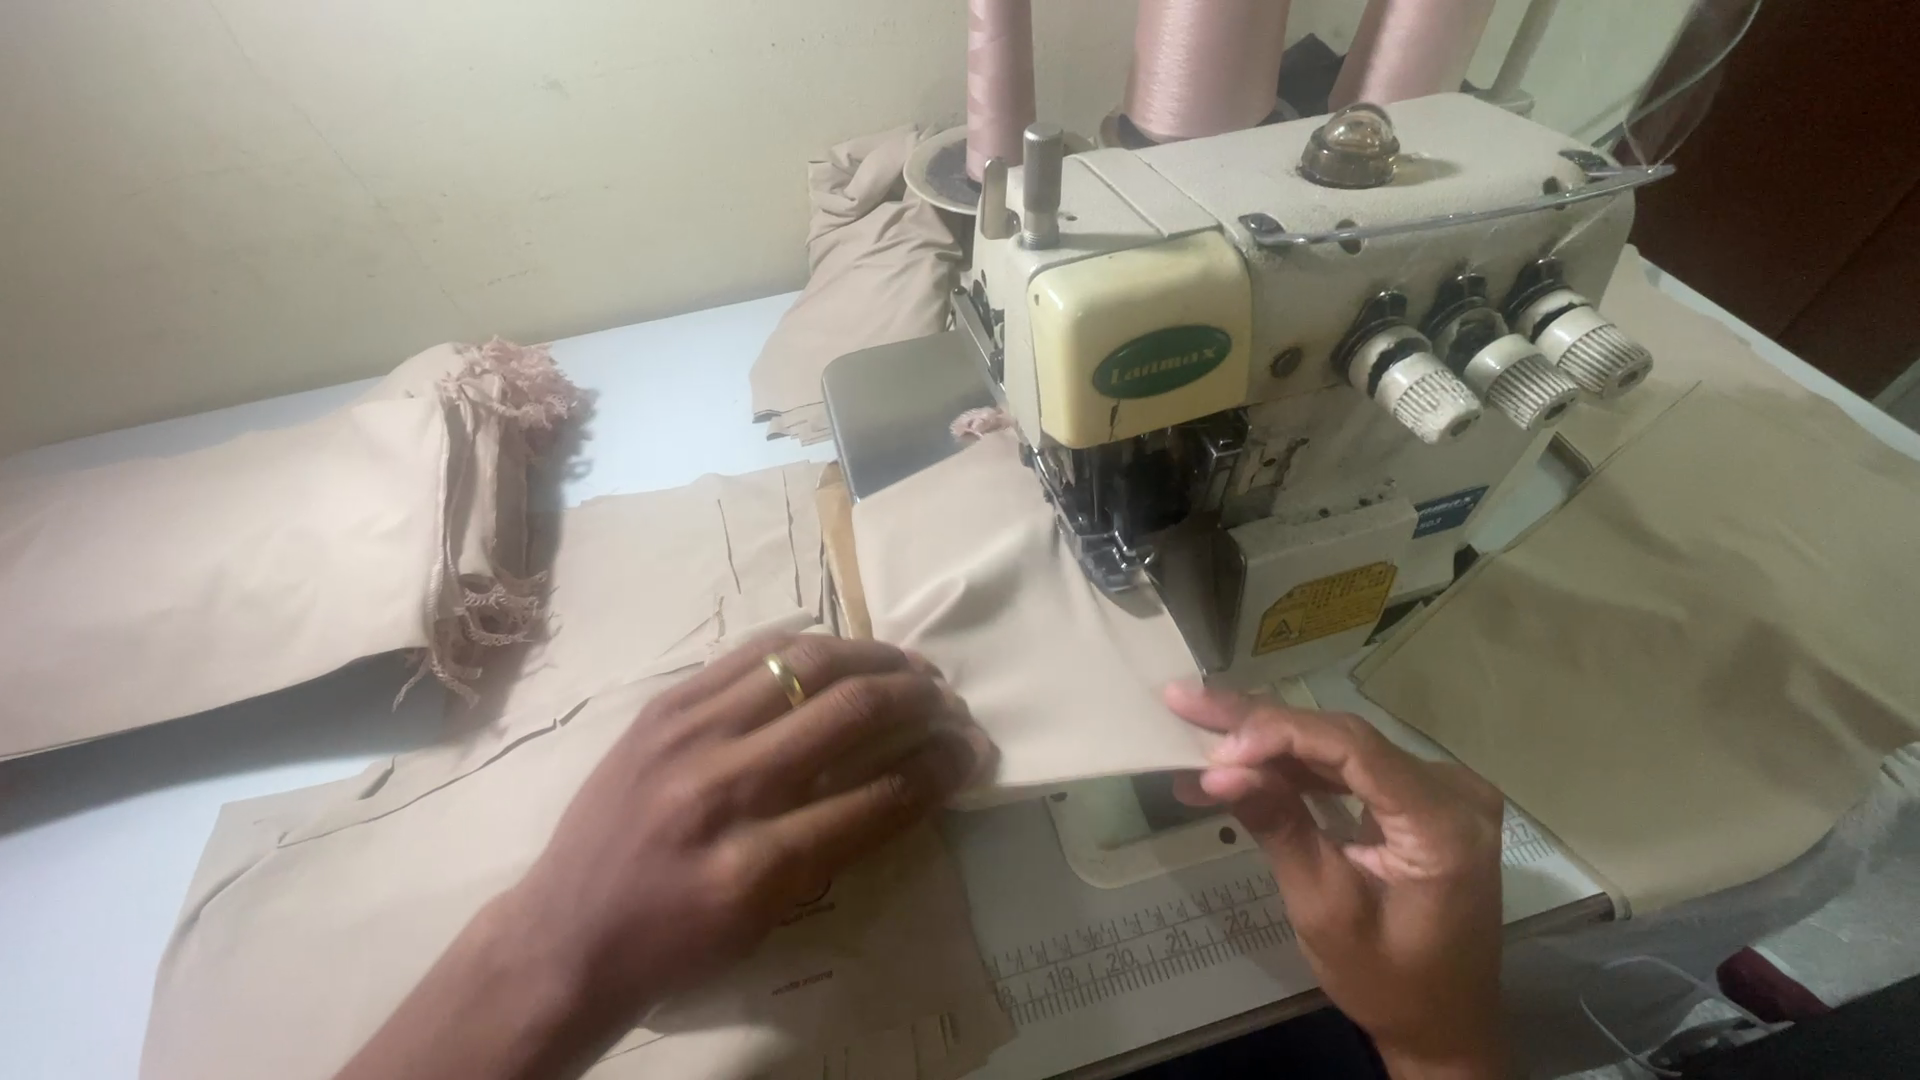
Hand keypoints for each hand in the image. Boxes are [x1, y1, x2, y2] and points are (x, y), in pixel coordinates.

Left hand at [333, 634, 994, 1079]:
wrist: (565, 932)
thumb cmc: (678, 942)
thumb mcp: (771, 919)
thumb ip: (845, 841)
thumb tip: (918, 776)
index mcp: (755, 868)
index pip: (877, 798)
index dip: (940, 769)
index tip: (972, 751)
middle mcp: (722, 789)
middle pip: (850, 713)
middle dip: (920, 700)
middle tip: (949, 702)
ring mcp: (686, 735)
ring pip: (807, 663)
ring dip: (875, 658)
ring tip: (908, 668)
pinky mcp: (663, 705)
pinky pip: (753, 650)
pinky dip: (809, 644)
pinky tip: (840, 650)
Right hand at [1164, 683, 1506, 1079]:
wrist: (1443, 1025)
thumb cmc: (1389, 982)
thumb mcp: (1324, 908)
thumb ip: (1277, 827)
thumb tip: (1216, 772)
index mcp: (1442, 823)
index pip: (1352, 749)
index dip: (1277, 734)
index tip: (1215, 748)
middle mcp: (1448, 788)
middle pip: (1338, 737)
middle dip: (1256, 723)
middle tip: (1185, 703)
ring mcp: (1432, 787)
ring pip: (1331, 744)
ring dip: (1261, 741)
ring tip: (1195, 730)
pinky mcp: (1409, 794)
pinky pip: (1340, 765)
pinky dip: (1284, 766)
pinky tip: (1231, 764)